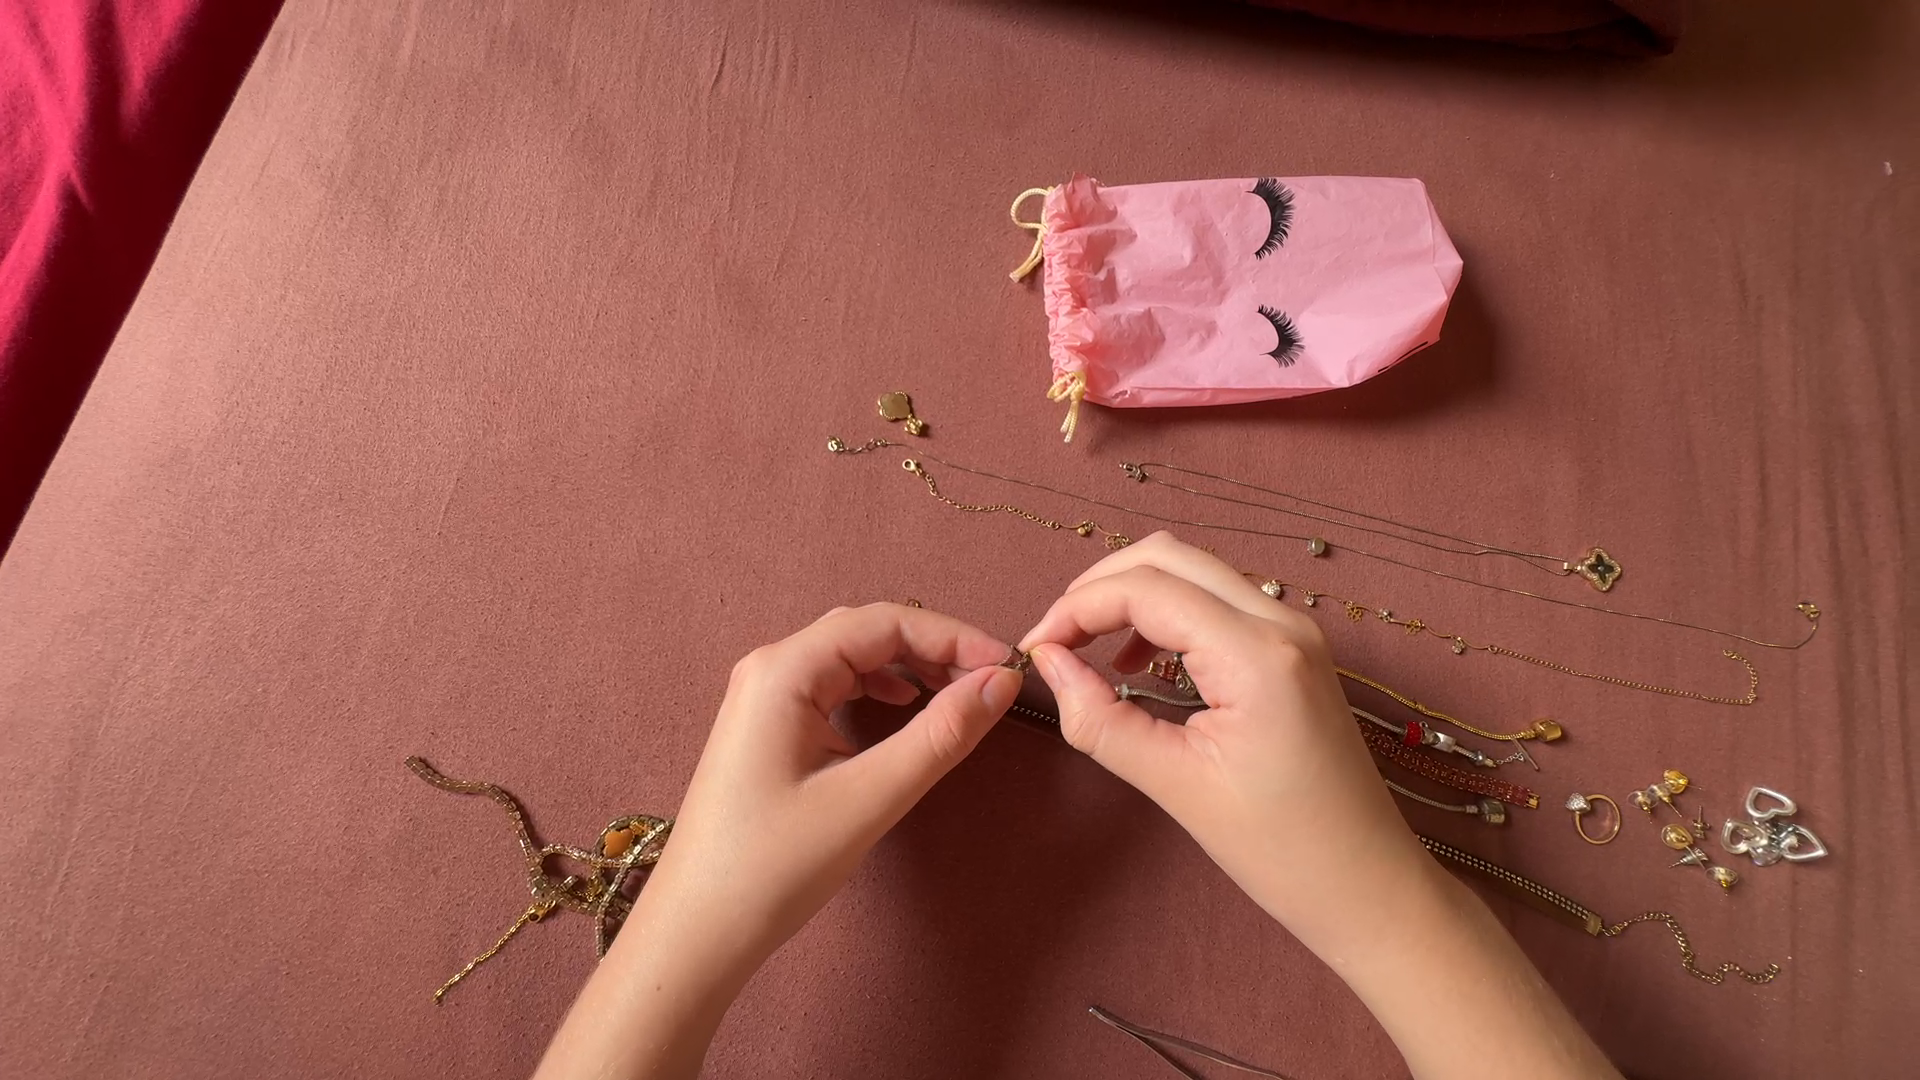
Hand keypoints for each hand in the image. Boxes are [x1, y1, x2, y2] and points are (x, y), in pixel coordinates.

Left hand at [640, 602, 1022, 968]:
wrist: (693, 935)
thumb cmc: (771, 867)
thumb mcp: (868, 798)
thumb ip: (940, 734)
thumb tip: (999, 682)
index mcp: (785, 669)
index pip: (886, 622)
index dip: (952, 635)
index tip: (1005, 664)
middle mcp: (771, 668)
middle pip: (868, 631)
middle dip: (933, 647)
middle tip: (988, 680)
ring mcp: (764, 696)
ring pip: (852, 656)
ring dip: (908, 665)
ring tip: (955, 690)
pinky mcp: (768, 725)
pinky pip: (834, 684)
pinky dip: (879, 686)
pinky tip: (901, 704)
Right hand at [1022, 535, 1623, 1079]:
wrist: (1372, 890)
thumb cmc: (1281, 851)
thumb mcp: (1176, 785)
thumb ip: (1099, 718)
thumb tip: (1046, 664)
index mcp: (1256, 653)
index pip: (1144, 589)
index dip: (1075, 609)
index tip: (1034, 649)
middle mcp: (1280, 620)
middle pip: (1165, 556)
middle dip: (1097, 587)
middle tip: (1056, 638)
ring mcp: (1290, 628)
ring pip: (1189, 569)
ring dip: (1128, 593)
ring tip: (1085, 645)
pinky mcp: (1288, 646)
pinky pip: (1211, 599)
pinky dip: (1161, 611)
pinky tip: (1137, 661)